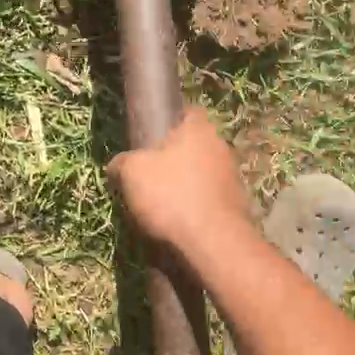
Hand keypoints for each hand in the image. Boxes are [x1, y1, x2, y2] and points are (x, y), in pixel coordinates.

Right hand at [106, 108, 254, 259]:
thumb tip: (118, 165)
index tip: (149, 137)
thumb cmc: (171, 195)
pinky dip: (195, 207)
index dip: (168, 121)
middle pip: (193, 145)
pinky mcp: (236, 205)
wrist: (212, 243)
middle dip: (174, 158)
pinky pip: (208, 199)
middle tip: (149, 173)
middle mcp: (221, 147)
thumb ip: (122, 162)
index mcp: (200, 128)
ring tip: (160, 204)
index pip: (187, 112)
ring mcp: (233, 177)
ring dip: (185, 184)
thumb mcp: (131, 172)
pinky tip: (178, 223)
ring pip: (201, 174)